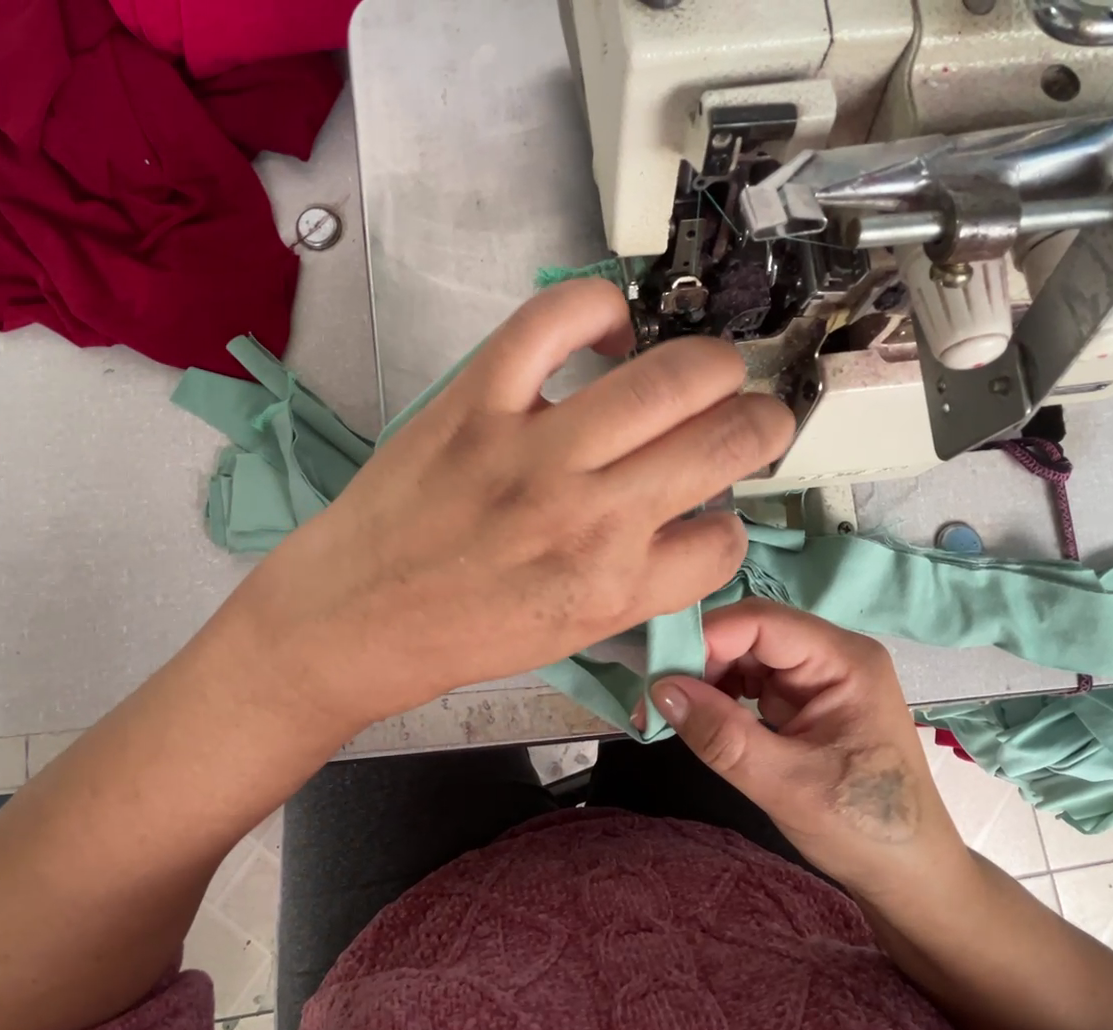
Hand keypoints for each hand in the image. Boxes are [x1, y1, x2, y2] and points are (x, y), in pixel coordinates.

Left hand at [215, 280, 795, 730]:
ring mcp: (535, 451)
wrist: (351, 620)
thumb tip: (687, 520)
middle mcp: (592, 517)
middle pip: (728, 441)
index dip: (728, 525)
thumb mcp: (568, 635)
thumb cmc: (458, 636)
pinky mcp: (477, 402)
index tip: (711, 512)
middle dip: (762, 423)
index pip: (724, 541)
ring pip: (673, 377)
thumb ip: (637, 581)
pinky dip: (598, 309)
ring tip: (707, 372)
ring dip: (715, 366)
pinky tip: (610, 331)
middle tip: (748, 419)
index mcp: (616, 589)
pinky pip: (555, 319)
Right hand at [645, 598, 969, 897]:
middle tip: (656, 699)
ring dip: (708, 680)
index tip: (658, 674)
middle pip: (751, 633)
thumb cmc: (862, 829)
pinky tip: (702, 720)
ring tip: (672, 713)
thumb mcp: (784, 784)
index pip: (760, 621)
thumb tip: (658, 689)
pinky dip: (723, 698)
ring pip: (748, 656)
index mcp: (844, 661)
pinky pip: (754, 682)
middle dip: (701, 661)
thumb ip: (721, 734)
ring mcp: (821, 679)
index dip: (705, 638)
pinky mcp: (808, 702)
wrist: (910, 878)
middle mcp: (833, 656)